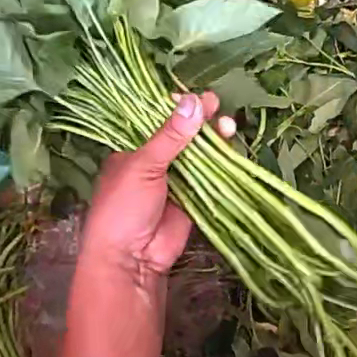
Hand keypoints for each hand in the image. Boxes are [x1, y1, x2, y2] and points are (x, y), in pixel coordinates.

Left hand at [79, 92, 234, 283]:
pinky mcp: (194, 198)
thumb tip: (195, 101)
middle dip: (202, 122)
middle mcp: (156, 161)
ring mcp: (176, 180)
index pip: (160, 120)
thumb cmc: (123, 207)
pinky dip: (223, 164)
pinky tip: (233, 150)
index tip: (199, 98)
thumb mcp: (144, 165)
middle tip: (218, 109)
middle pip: (184, 135)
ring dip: (215, 141)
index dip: (180, 107)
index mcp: (134, 149)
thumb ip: (171, 135)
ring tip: (228, 128)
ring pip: (200, 155)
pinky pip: (211, 177)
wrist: (131, 258)